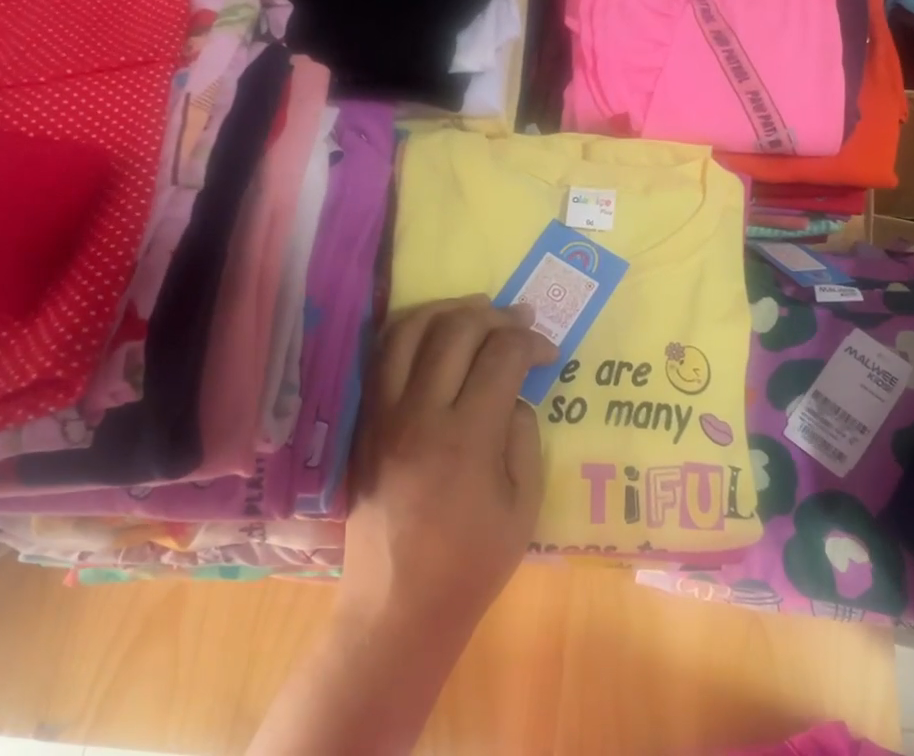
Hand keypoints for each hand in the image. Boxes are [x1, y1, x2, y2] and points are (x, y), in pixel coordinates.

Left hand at [341, 296, 554, 635]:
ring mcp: (384, 416)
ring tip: (476, 310)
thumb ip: (524, 438)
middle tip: (519, 320)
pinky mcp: (364, 425)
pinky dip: (408, 331)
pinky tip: (431, 332)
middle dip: (495, 315)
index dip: (532, 342)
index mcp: (467, 436)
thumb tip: (515, 396)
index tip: (549, 352)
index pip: (502, 356)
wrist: (398, 604)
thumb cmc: (472, 563)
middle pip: (456, 330)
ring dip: (447, 309)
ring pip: (408, 332)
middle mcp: (420, 413)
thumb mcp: (524, 506)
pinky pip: (380, 358)